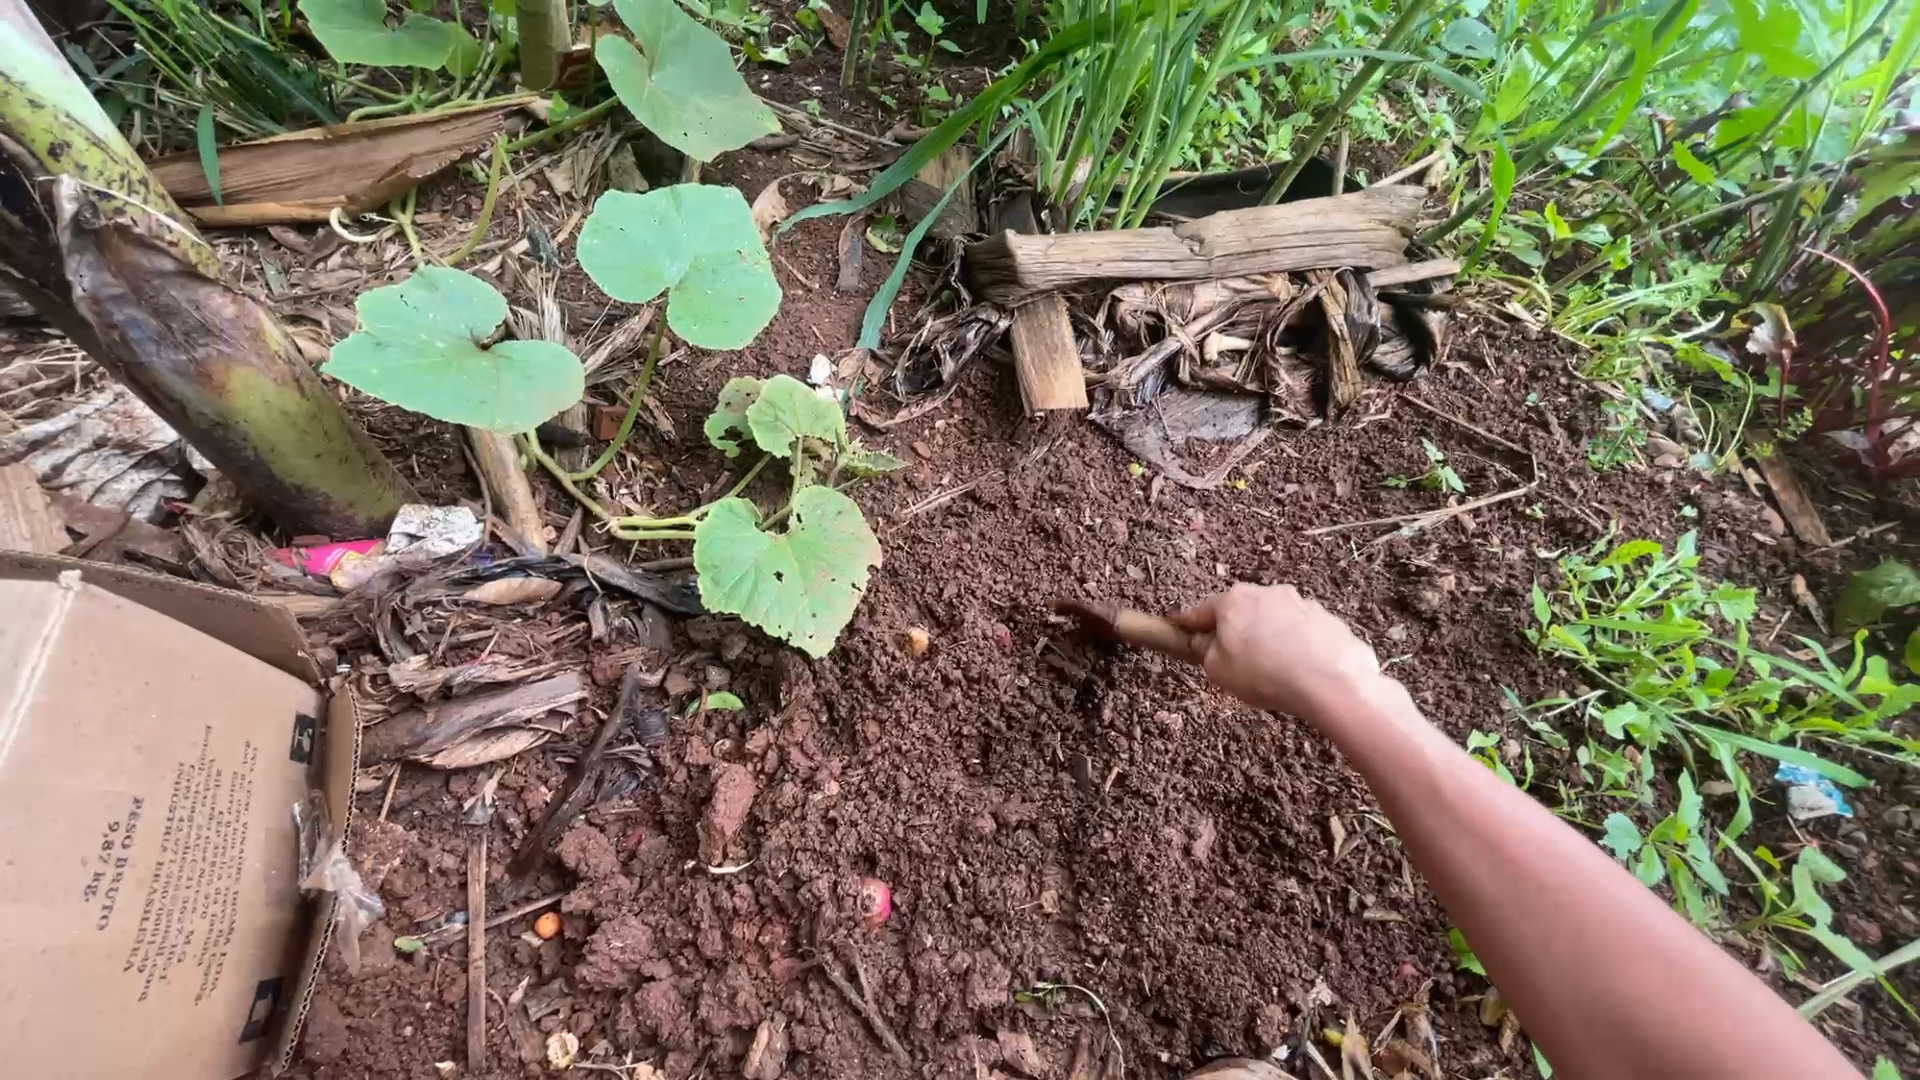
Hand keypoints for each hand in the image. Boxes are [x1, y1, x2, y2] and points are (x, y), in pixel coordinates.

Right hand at [1170, 584, 1385, 722]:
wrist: (1332, 683)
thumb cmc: (1266, 674)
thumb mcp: (1217, 669)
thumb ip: (1204, 650)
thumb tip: (1206, 642)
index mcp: (1234, 600)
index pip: (1201, 611)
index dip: (1187, 623)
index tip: (1177, 627)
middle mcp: (1267, 593)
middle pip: (1241, 612)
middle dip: (1236, 631)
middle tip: (1234, 661)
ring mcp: (1302, 604)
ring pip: (1275, 620)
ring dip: (1269, 638)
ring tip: (1274, 671)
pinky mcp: (1329, 619)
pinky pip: (1303, 633)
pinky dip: (1298, 646)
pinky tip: (1301, 672)